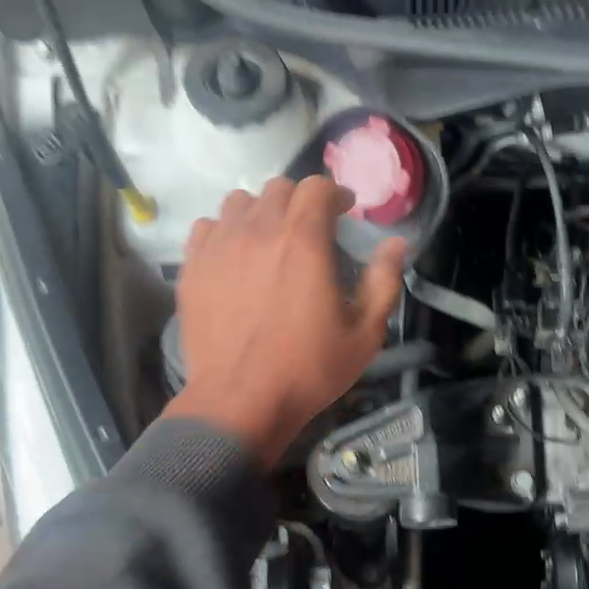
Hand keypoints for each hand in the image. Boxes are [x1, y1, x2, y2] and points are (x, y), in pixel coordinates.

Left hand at [164, 175, 407, 468]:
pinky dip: (225, 232)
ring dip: (261, 213)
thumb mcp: (364, 335)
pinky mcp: (193, 268)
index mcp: (303, 240)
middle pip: (278, 190)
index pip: (317, 187)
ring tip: (270, 241)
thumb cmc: (308, 370)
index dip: (335, 194)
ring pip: (239, 203)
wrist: (240, 401)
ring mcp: (219, 246)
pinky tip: (235, 258)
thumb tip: (395, 245)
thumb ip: (383, 283)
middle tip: (311, 232)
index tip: (345, 212)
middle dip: (300, 203)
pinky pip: (207, 228)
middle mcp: (258, 230)